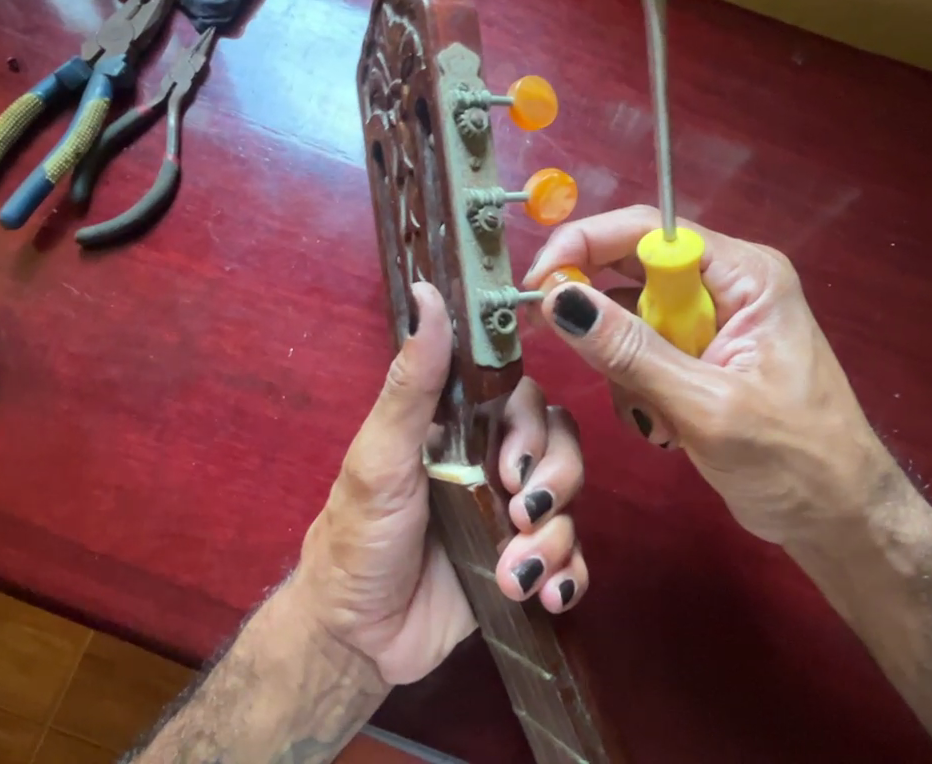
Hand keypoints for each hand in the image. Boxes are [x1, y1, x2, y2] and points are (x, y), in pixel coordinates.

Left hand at [288, 282, 589, 685]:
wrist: (358, 639)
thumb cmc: (359, 535)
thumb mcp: (381, 455)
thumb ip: (412, 381)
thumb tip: (427, 292)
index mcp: (460, 429)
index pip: (523, 399)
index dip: (531, 425)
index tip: (511, 462)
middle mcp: (492, 464)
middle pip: (560, 446)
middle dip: (555, 481)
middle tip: (521, 513)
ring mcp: (511, 516)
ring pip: (571, 502)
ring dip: (556, 539)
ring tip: (515, 574)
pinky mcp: (525, 567)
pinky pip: (573, 558)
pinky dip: (570, 575)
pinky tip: (548, 596)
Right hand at [524, 205, 898, 547]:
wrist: (839, 520)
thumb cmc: (795, 461)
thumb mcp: (707, 406)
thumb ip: (630, 352)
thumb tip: (557, 298)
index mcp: (744, 274)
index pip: (648, 232)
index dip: (585, 244)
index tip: (536, 283)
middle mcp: (725, 284)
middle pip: (631, 269)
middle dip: (600, 316)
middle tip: (555, 343)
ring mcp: (711, 321)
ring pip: (628, 316)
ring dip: (622, 366)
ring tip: (655, 417)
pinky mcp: (699, 356)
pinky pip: (640, 351)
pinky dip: (635, 387)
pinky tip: (665, 427)